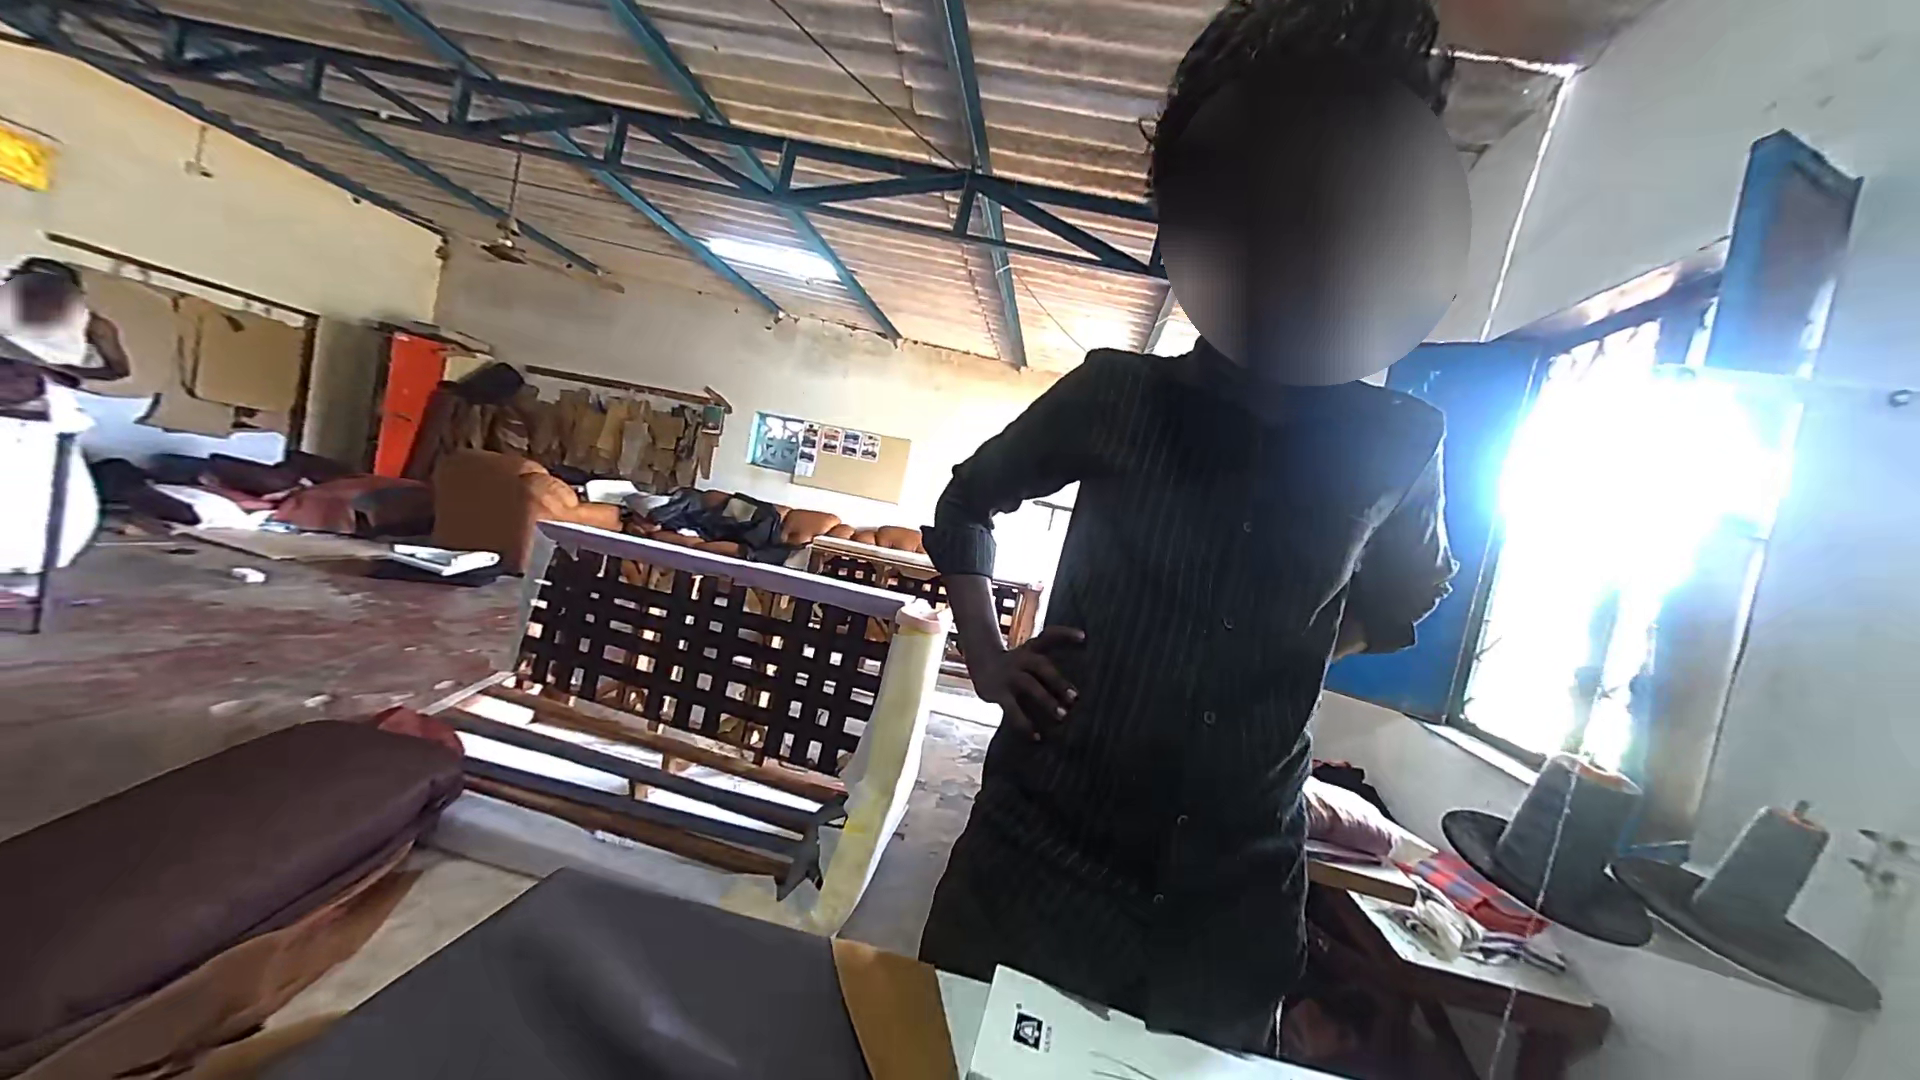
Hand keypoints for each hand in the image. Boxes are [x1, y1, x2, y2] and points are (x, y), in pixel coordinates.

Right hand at [972, 626, 1084, 740]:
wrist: (982, 664)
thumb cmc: (1017, 660)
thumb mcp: (1033, 650)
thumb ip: (1056, 643)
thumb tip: (1084, 636)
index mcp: (1032, 649)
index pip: (1049, 636)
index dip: (1065, 634)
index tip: (1083, 637)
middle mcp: (1021, 659)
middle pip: (1041, 665)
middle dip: (1058, 680)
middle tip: (1075, 698)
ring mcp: (1009, 676)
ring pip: (1029, 685)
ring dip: (1046, 700)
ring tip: (1062, 716)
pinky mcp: (998, 693)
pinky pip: (1013, 710)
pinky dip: (1025, 725)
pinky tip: (1037, 737)